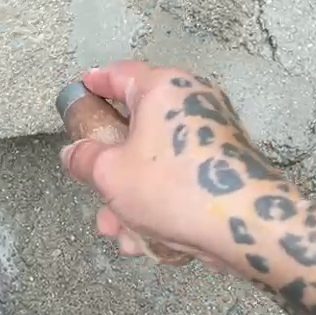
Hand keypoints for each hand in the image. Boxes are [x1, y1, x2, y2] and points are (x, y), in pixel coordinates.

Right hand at [59, 62, 284, 268]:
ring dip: (128, 199)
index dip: (94, 84)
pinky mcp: (221, 168)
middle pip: (135, 128)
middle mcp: (191, 104)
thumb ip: (83, 159)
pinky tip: (144, 240)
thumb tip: (74, 153)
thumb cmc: (173, 187)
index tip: (79, 92)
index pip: (120, 74)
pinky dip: (157, 206)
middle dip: (108, 168)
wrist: (240, 225)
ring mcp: (210, 137)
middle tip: (91, 185)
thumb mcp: (108, 174)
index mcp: (163, 89)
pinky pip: (177, 182)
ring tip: (116, 232)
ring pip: (154, 164)